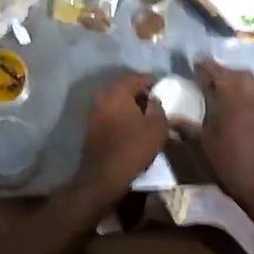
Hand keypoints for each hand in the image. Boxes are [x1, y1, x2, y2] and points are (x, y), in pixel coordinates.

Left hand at [69, 72, 166, 204]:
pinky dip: (121, 114)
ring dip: (130, 104)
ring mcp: (94, 112)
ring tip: (145, 113)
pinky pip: (110, 113)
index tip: (162, 86)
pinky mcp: (91, 126)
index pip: (136, 78)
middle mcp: (102, 97)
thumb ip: (157, 108)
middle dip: (139, 91)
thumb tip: (153, 99)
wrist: (103, 175)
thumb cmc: (133, 147)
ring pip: (115, 101)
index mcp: (117, 92)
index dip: (151, 81)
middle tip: (154, 100)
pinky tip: (132, 124)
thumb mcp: (156, 127)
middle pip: (123, 87)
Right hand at [196, 60, 253, 208]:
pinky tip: (230, 103)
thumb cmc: (228, 161)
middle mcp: (248, 94)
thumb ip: (185, 126)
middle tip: (204, 75)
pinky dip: (242, 92)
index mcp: (230, 96)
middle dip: (221, 70)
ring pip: (248, 82)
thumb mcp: (202, 143)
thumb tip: (168, 117)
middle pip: (236, 73)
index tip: (191, 62)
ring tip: (217, 87)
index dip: (203, 66)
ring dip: (234, 79)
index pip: (215, 72)